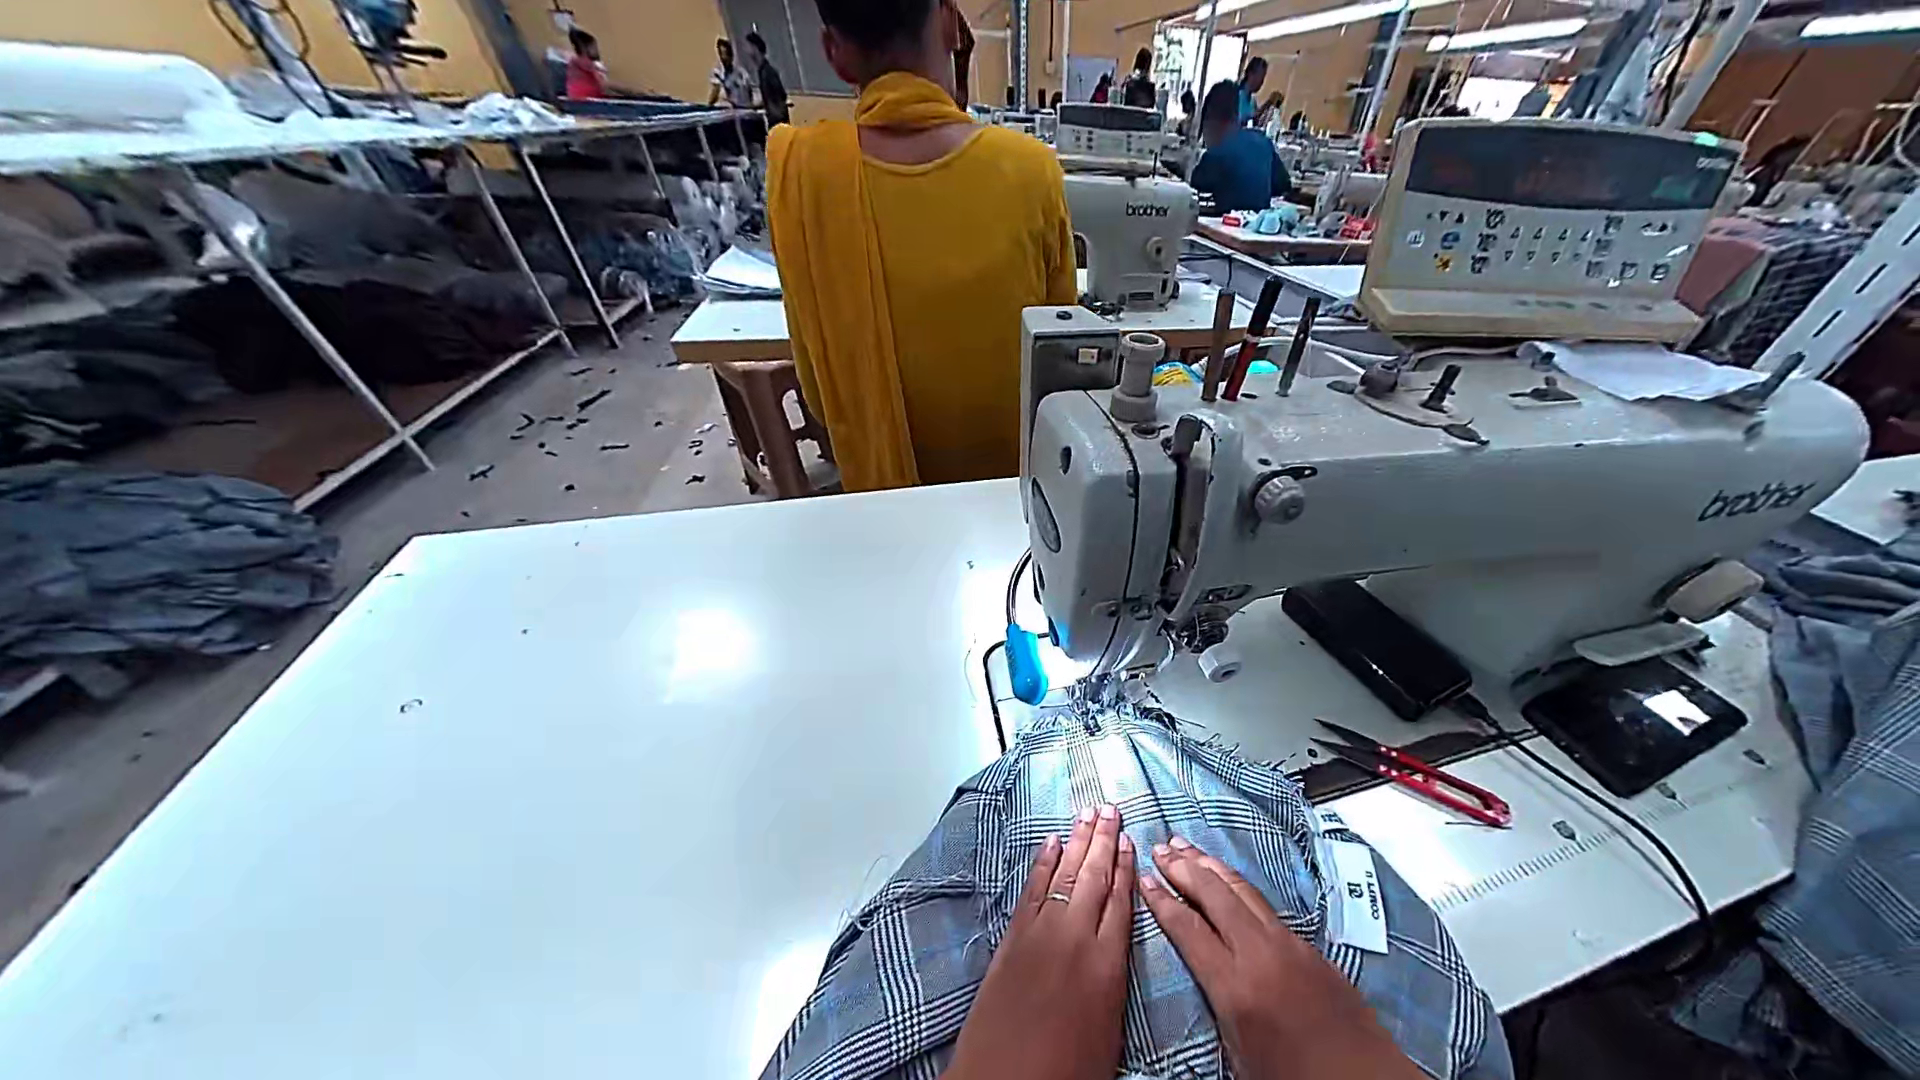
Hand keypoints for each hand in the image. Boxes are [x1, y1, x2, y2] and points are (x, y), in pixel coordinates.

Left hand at [944, 804, 1135, 1079]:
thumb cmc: (1066, 1069)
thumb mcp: (1109, 1027)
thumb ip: (1112, 976)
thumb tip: (1112, 941)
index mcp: (1107, 964)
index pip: (1121, 902)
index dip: (1126, 868)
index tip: (1131, 841)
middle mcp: (1075, 936)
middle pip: (1095, 877)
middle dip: (1104, 840)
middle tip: (1110, 808)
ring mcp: (1041, 930)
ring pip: (1065, 874)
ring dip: (1078, 841)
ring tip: (1088, 814)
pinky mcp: (1014, 934)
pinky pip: (1032, 888)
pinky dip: (1042, 862)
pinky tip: (1051, 842)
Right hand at [1139, 837, 1422, 1079]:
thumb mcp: (1238, 1053)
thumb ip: (1215, 1001)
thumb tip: (1201, 967)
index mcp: (1235, 987)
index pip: (1188, 928)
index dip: (1162, 901)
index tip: (1144, 879)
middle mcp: (1259, 955)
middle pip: (1212, 895)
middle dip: (1182, 868)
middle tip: (1159, 848)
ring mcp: (1287, 945)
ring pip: (1240, 890)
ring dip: (1209, 865)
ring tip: (1185, 845)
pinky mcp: (1309, 947)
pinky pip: (1263, 903)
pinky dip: (1236, 882)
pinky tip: (1226, 877)